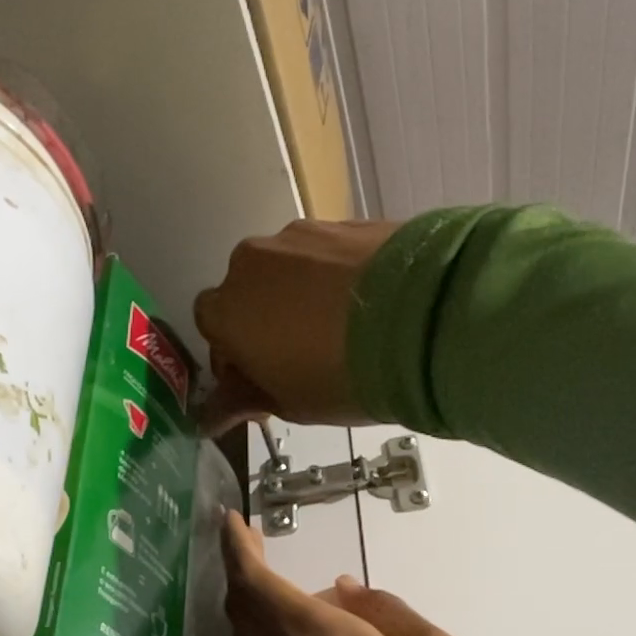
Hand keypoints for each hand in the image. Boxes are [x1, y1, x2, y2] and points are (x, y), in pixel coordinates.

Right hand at [194, 218, 400, 433]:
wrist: (423, 316)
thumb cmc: (341, 374)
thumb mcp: (292, 403)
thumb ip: (246, 400)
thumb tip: (212, 414)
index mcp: (226, 311)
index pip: (213, 330)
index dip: (236, 357)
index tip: (264, 379)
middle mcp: (251, 263)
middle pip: (248, 293)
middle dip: (267, 320)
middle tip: (304, 355)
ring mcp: (299, 235)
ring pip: (288, 270)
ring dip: (301, 295)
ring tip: (344, 328)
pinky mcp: (345, 221)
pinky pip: (327, 255)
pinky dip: (337, 276)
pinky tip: (368, 304)